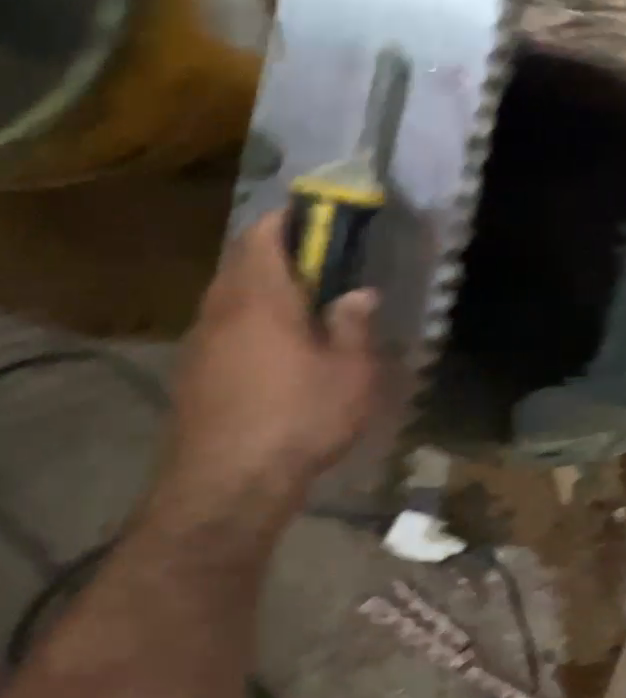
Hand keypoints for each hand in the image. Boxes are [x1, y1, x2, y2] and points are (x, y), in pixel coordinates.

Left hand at [154, 212, 377, 526]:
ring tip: (312, 302)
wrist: (229, 481)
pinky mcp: (196, 371)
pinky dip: (255, 317)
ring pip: (231, 294)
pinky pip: (226, 325)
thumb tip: (357, 293)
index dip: (290, 219)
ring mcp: (201, 341)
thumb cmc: (301, 416)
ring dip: (267, 287)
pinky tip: (285, 344)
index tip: (323, 216)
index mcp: (260, 299)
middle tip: (326, 260)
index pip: (263, 237)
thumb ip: (353, 325)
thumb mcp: (351, 371)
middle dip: (280, 252)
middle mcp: (221, 310)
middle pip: (242, 262)